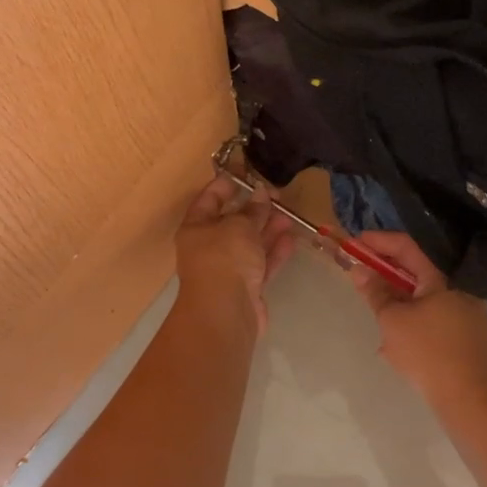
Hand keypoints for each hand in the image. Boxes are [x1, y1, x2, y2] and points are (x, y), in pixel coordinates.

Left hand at [175, 173, 297, 337]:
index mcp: (196, 228)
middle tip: (277, 196)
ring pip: (249, 244)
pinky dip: (274, 251)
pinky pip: (261, 263)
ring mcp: (227, 269)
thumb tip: (261, 193)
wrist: (225, 312)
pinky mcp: (246, 287)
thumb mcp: (239, 226)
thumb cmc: (224, 258)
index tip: (244, 174)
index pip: (209, 199)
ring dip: (268, 229)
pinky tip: (291, 239)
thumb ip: (252, 210)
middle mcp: (208, 247)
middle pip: (232, 223)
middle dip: (254, 209)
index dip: (225, 185)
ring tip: (289, 216)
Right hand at [346, 232, 486, 411]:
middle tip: (361, 278)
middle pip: (418, 273)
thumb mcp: (393, 321)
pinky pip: (436, 324)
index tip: (355, 243)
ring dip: (399, 305)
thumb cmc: (429, 354)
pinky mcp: (471, 342)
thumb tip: (360, 269)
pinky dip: (414, 327)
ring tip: (377, 320)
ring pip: (426, 302)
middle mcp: (460, 292)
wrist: (474, 402)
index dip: (379, 241)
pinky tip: (398, 349)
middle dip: (387, 275)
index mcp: (442, 280)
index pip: (408, 247)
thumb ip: (376, 293)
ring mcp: (469, 317)